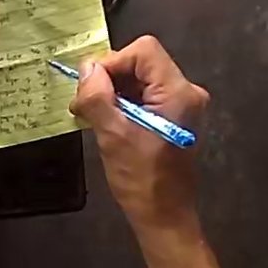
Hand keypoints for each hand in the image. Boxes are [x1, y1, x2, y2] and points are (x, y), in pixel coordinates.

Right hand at [69, 35, 208, 235]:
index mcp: (178, 93)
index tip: (88, 88)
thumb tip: (86, 69)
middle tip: (82, 104)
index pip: (143, 51)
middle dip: (108, 79)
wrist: (164, 216)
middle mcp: (184, 92)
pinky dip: (120, 105)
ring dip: (110, 93)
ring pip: (138, 80)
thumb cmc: (142, 180)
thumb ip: (99, 98)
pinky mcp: (170, 118)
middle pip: (141, 63)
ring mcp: (179, 106)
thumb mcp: (113, 137)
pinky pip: (142, 98)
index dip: (111, 63)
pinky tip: (102, 122)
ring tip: (88, 115)